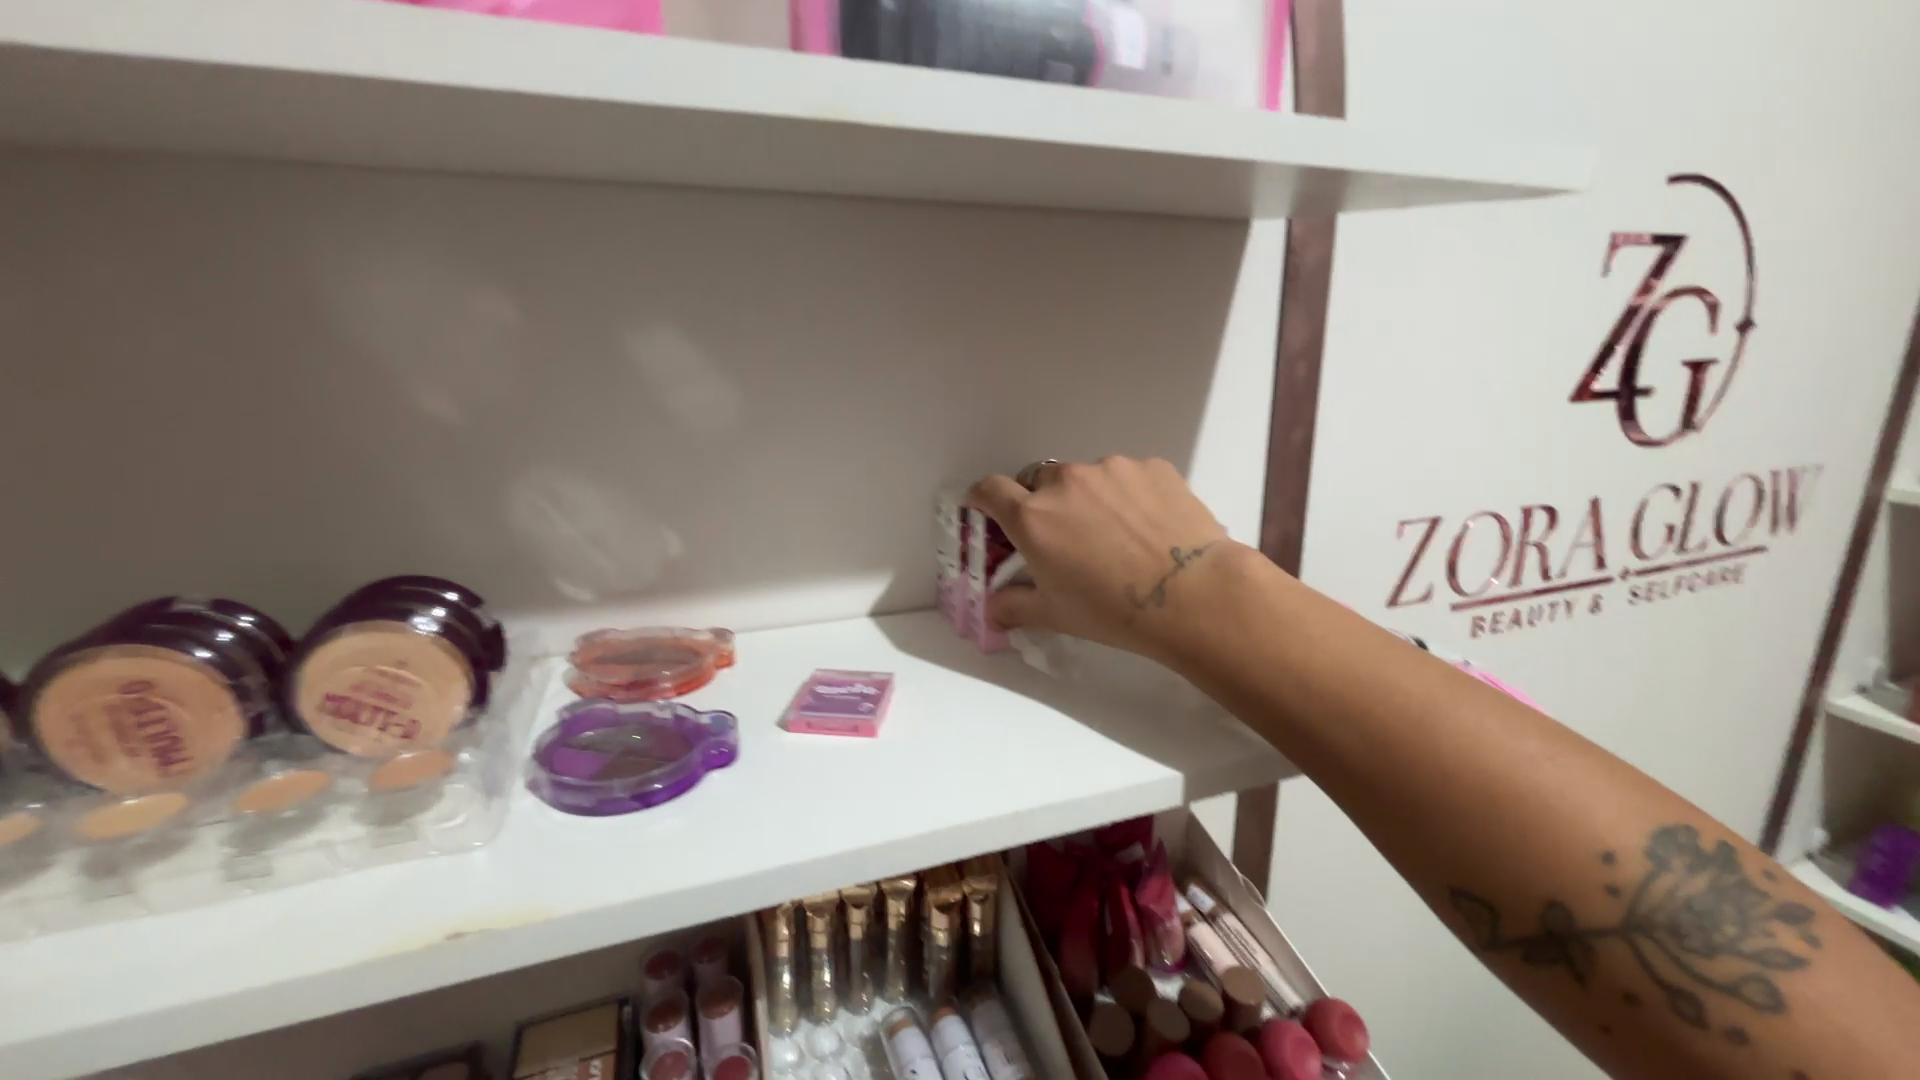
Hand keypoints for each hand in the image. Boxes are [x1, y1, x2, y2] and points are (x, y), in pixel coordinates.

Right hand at [966, 457, 1248, 663]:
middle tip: (1065, 537)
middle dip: (1043, 503)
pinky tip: (1149, 527)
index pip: (989, 489)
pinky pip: (1127, 476)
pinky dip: (1128, 495)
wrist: (1194, 594)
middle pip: (1039, 481)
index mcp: (1032, 517)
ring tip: (1117, 535)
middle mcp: (1065, 482)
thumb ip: (1015, 606)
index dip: (983, 498)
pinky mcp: (1151, 467)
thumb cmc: (1114, 611)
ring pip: (1086, 477)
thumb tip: (993, 608)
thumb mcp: (1056, 615)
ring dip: (1089, 498)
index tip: (988, 510)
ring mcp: (1111, 469)